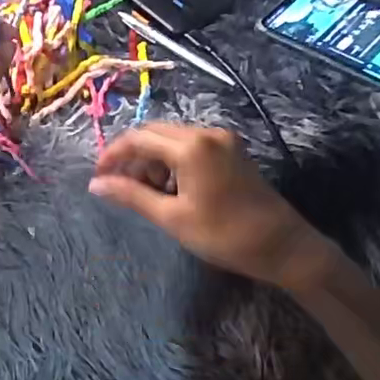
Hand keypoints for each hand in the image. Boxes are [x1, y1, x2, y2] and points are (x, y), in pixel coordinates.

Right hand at [89, 122, 339, 290]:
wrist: (284, 246)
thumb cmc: (224, 235)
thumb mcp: (172, 218)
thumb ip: (132, 196)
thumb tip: (96, 184)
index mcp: (191, 146)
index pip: (138, 138)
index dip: (113, 155)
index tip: (97, 177)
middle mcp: (207, 133)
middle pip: (155, 134)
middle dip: (133, 158)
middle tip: (120, 187)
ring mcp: (223, 140)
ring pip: (172, 140)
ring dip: (153, 161)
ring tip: (148, 195)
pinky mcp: (232, 152)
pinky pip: (191, 147)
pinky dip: (173, 163)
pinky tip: (171, 190)